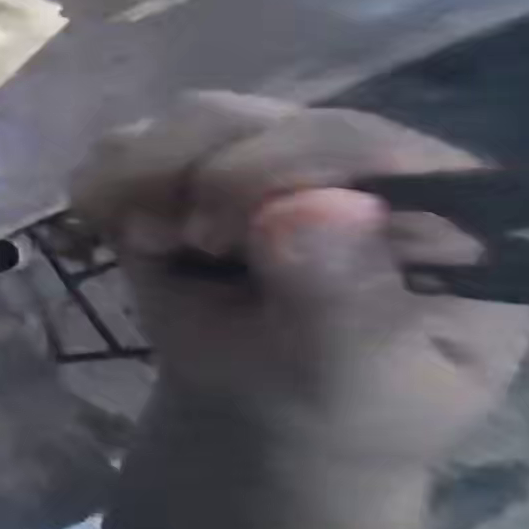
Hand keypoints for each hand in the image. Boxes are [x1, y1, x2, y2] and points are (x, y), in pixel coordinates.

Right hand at [71, 91, 528, 470]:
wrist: (250, 410)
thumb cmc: (330, 405)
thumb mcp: (354, 377)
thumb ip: (343, 299)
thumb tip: (318, 205)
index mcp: (426, 203)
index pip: (341, 139)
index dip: (260, 173)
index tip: (211, 241)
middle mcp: (336, 161)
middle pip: (232, 118)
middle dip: (182, 181)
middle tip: (178, 246)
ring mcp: (249, 157)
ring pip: (167, 124)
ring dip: (135, 184)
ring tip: (153, 245)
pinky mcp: (176, 168)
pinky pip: (119, 145)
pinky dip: (102, 188)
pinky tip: (125, 233)